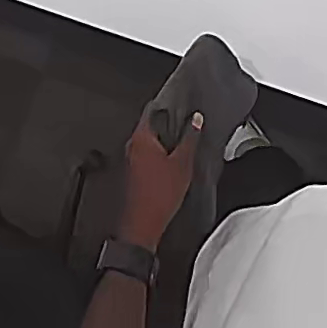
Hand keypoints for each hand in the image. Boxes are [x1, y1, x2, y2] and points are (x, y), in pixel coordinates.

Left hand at [117, 110, 201, 249]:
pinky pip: (147, 153)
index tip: (180, 102)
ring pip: (149, 140)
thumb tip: (196, 120)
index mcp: (141, 137)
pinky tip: (172, 159)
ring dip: (164, 138)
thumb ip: (190, 138)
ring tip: (182, 140)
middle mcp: (132, 145)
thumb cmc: (158, 196)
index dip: (167, 103)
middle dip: (168, 121)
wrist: (143, 226)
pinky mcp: (133, 171)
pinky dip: (159, 151)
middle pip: (150, 124)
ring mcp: (131, 158)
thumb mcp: (182, 163)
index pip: (152, 109)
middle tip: (186, 121)